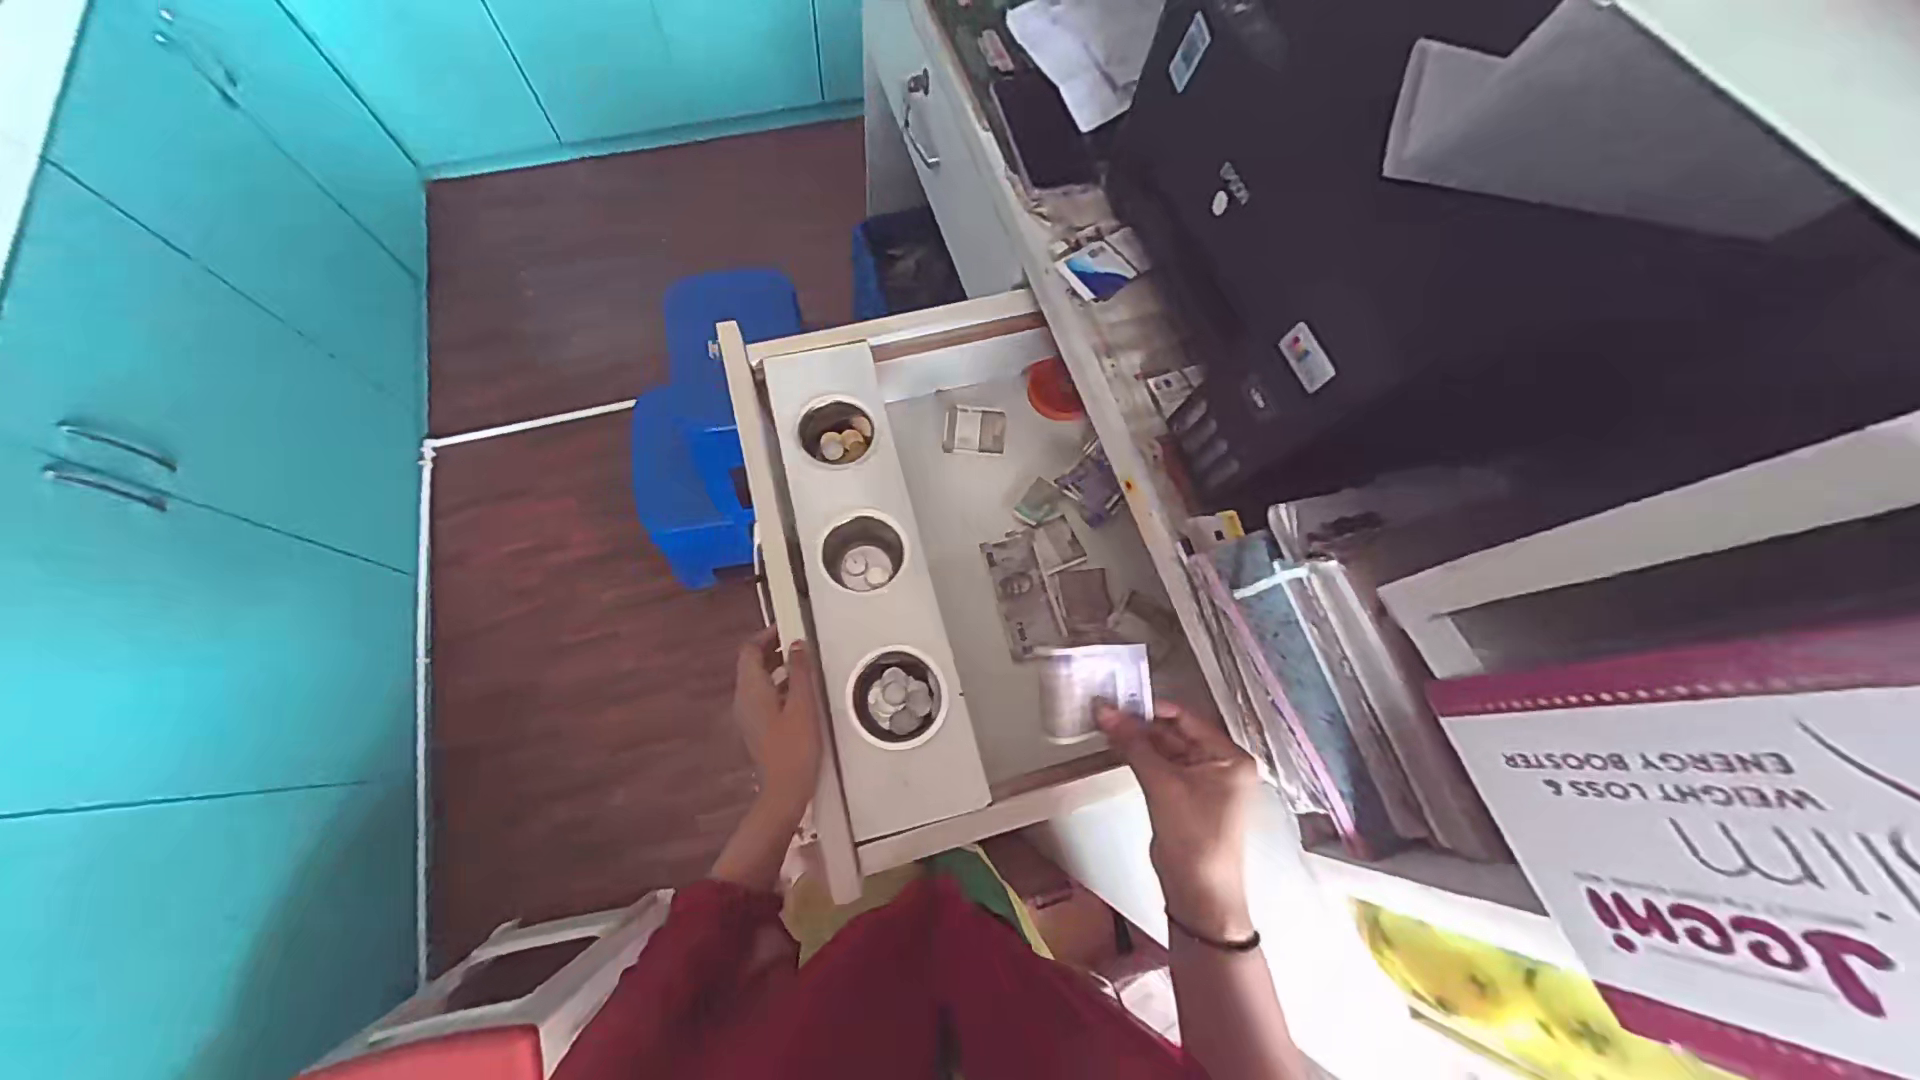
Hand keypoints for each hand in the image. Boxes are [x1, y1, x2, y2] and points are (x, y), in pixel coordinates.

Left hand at [732, 628, 822, 814]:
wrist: (784, 790)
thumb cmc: (795, 747)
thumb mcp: (803, 704)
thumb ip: (800, 671)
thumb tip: (797, 645)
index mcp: (751, 689)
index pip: (750, 650)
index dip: (766, 634)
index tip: (787, 625)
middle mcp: (744, 699)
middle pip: (752, 663)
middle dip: (773, 648)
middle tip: (797, 639)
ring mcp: (748, 715)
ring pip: (758, 679)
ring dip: (777, 665)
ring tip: (803, 659)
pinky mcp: (758, 726)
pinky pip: (764, 694)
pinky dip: (779, 683)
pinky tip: (800, 688)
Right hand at [1098, 699, 1257, 940]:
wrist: (1198, 893)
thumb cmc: (1196, 839)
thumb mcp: (1162, 783)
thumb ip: (1133, 743)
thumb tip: (1108, 713)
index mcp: (1230, 757)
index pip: (1187, 718)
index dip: (1153, 708)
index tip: (1123, 700)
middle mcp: (1221, 766)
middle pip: (1176, 733)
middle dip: (1142, 725)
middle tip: (1109, 713)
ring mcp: (1204, 783)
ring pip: (1167, 750)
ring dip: (1139, 741)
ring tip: (1109, 727)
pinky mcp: (1187, 797)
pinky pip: (1163, 767)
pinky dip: (1142, 758)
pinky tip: (1120, 748)